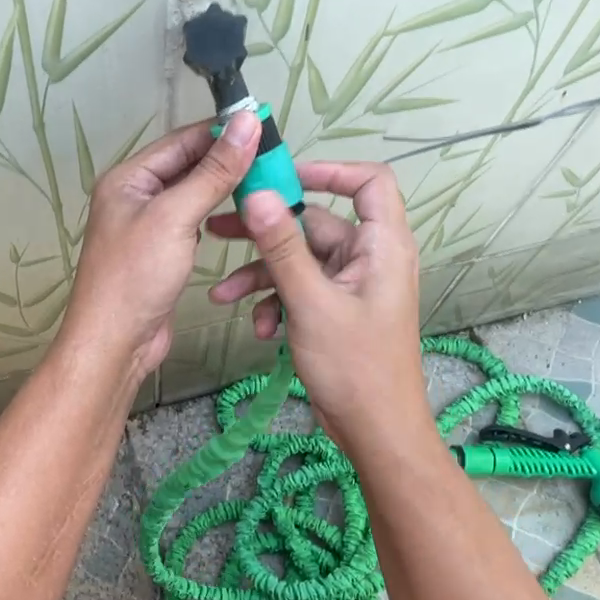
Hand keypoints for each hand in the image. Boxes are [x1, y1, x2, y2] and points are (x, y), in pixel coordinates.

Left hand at [59, 112, 260, 377]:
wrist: (115, 342)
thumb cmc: (136, 276)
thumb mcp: (176, 216)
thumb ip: (213, 171)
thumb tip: (247, 122)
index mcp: (128, 178)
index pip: (182, 140)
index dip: (222, 132)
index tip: (267, 128)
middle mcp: (135, 197)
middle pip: (188, 166)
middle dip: (228, 162)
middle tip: (275, 159)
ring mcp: (148, 226)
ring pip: (193, 196)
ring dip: (225, 190)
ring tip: (267, 184)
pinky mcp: (161, 253)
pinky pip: (193, 223)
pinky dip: (217, 218)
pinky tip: (242, 218)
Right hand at [205, 162, 436, 453]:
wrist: (374, 429)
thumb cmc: (354, 365)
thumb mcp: (311, 303)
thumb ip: (283, 248)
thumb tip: (258, 195)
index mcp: (382, 245)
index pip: (369, 182)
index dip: (328, 170)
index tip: (280, 176)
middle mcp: (369, 258)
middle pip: (314, 224)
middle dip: (266, 233)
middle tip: (218, 230)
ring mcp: (350, 286)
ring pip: (297, 262)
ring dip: (261, 277)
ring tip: (223, 296)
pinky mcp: (333, 311)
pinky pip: (298, 291)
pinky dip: (275, 303)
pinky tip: (260, 329)